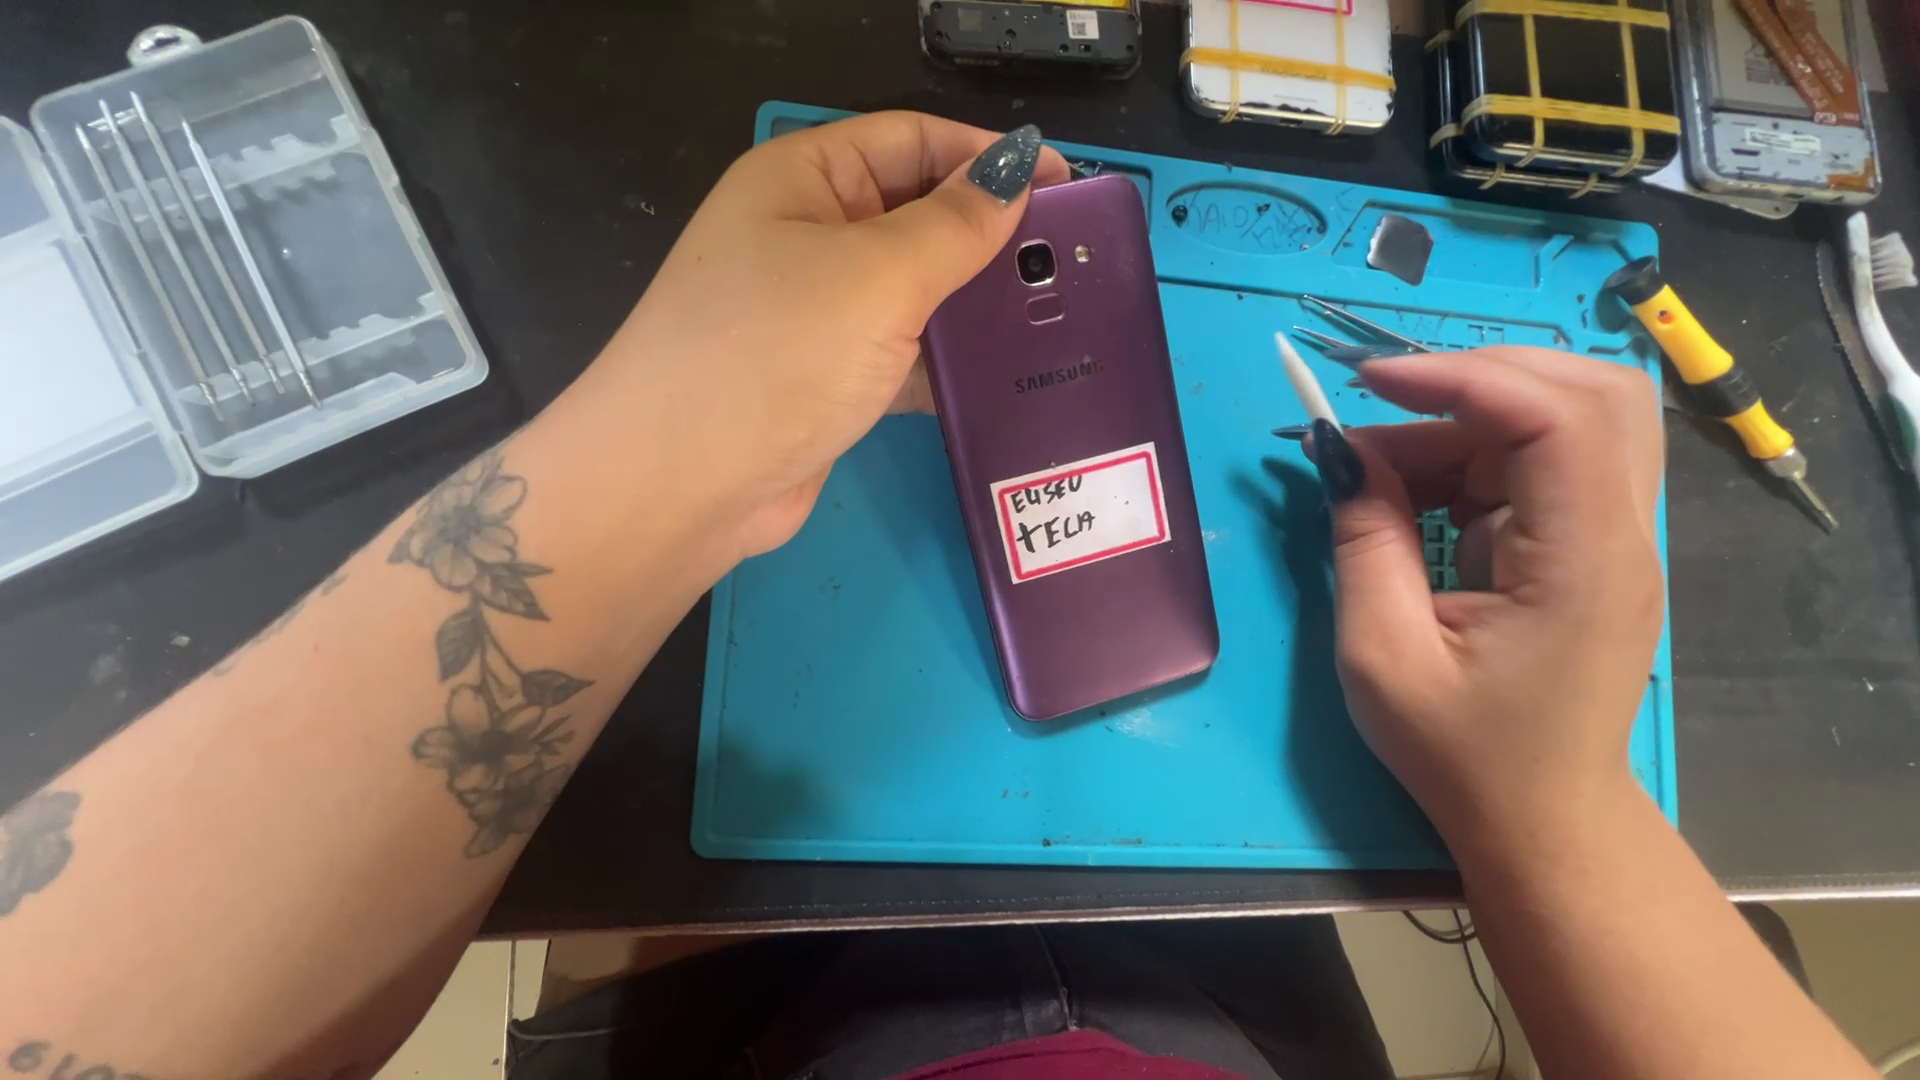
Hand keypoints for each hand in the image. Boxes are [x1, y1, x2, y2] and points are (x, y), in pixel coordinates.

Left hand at [591, 112, 1068, 557]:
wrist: (686, 485)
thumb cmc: (774, 355)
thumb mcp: (874, 277)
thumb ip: (953, 227)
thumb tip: (1015, 174)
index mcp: (805, 181)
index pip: (911, 141)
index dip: (988, 158)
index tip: (1066, 186)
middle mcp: (808, 238)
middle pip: (917, 217)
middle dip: (989, 236)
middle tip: (1068, 264)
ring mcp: (818, 315)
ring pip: (916, 293)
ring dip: (975, 305)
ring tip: (1052, 320)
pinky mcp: (831, 380)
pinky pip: (904, 355)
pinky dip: (948, 362)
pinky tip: (1001, 374)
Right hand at [1315, 348, 1666, 849]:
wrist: (1536, 813)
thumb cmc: (1456, 748)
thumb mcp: (1380, 650)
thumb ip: (1363, 539)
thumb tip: (1340, 451)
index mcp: (1579, 564)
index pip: (1556, 419)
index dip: (1462, 378)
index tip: (1370, 381)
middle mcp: (1616, 533)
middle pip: (1588, 392)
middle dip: (1476, 374)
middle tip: (1381, 399)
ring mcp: (1609, 535)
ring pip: (1561, 417)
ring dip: (1462, 416)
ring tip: (1376, 460)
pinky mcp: (1583, 543)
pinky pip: (1534, 461)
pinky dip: (1465, 453)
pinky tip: (1408, 488)